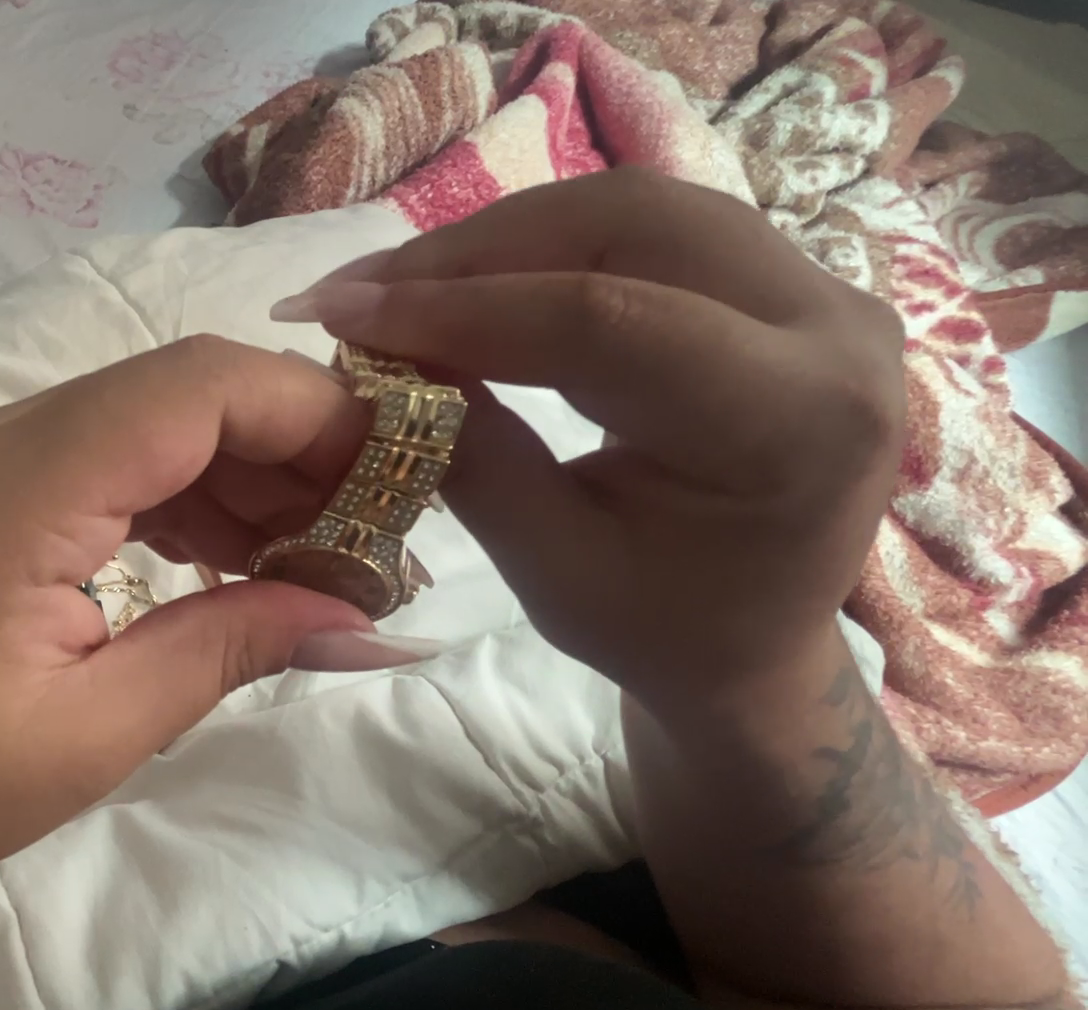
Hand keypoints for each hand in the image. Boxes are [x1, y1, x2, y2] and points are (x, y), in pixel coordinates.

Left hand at [0, 337, 405, 913]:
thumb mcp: (92, 734)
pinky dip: (183, 496)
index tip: (389, 480)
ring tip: (308, 559)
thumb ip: (229, 650)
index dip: (309, 413)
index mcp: (11, 488)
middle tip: (362, 539)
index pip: (193, 388)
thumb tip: (365, 620)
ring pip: (150, 421)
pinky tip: (228, 557)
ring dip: (241, 475)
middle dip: (290, 448)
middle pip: (179, 392)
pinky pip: (108, 460)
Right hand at [273, 168, 905, 712]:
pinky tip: (459, 288)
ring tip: (391, 290)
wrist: (749, 639)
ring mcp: (813, 289)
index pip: (602, 320)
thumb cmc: (655, 627)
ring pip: (625, 211)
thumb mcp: (547, 565)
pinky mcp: (773, 284)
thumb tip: (381, 368)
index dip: (456, 308)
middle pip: (625, 223)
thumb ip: (471, 458)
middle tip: (357, 294)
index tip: (339, 316)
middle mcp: (830, 325)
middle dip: (468, 253)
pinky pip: (634, 234)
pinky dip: (528, 253)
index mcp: (792, 421)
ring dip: (491, 244)